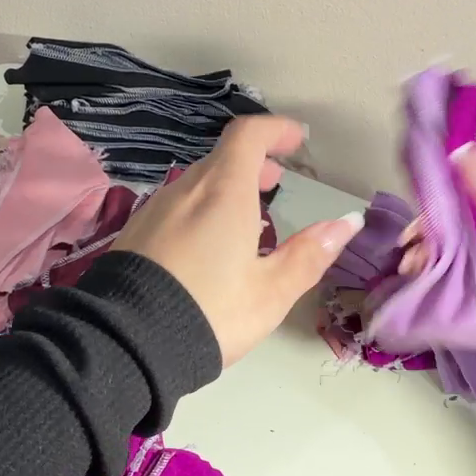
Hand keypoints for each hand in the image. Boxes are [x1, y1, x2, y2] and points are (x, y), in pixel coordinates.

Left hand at [116, 116, 361, 366]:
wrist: (129, 344)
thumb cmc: (211, 313)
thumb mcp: (270, 292)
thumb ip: (309, 254)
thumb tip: (346, 222)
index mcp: (223, 193)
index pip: (248, 136)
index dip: (275, 131)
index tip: (295, 140)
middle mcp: (184, 191)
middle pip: (220, 161)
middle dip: (252, 165)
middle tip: (275, 183)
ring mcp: (153, 212)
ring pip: (194, 187)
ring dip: (223, 191)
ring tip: (244, 221)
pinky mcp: (133, 236)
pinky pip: (173, 210)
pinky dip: (198, 212)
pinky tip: (204, 248)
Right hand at [412, 118, 475, 336]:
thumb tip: (461, 160)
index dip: (473, 146)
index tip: (433, 164)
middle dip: (444, 202)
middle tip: (414, 223)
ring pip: (472, 224)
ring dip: (440, 236)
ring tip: (411, 255)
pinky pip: (474, 255)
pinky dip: (448, 261)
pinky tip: (422, 268)